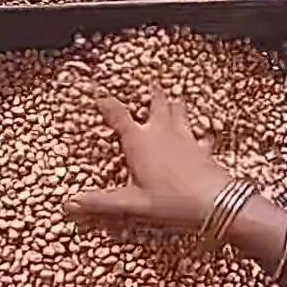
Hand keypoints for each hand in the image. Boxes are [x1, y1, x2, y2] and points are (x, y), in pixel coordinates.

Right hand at [67, 87, 230, 226]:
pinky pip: (201, 133)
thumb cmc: (171, 200)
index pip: (118, 116)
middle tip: (151, 83)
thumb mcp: (133, 203)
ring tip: (175, 97)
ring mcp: (185, 137)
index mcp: (140, 141)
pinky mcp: (203, 148)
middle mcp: (162, 133)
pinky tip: (203, 133)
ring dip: (175, 104)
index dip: (107, 104)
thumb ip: (102, 202)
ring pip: (179, 112)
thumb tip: (70, 203)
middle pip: (156, 104)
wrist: (216, 202)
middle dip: (152, 93)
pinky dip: (200, 130)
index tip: (99, 95)